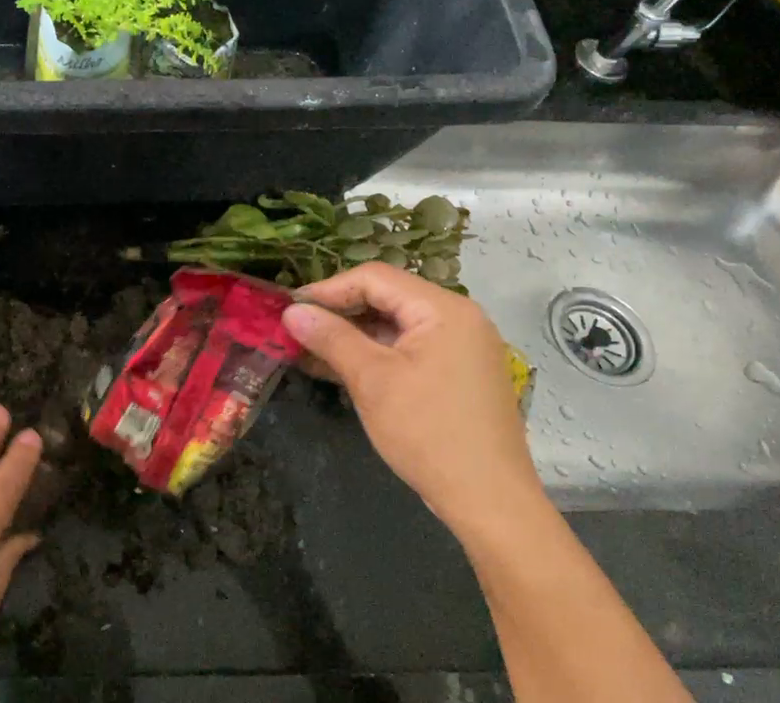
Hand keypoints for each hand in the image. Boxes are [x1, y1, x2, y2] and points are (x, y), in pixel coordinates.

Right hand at [280, 263, 542, 537]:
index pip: (375, 278)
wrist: (489, 501)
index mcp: (444, 309)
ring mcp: (462, 347)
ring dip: (353, 335)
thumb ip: (331, 338)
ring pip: (396, 325)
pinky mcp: (459, 373)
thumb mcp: (372, 381)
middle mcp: (459, 318)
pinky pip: (410, 348)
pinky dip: (376, 354)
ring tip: (310, 350)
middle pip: (387, 297)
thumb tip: (292, 311)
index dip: (327, 290)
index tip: (290, 309)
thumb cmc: (428, 433)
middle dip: (339, 312)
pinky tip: (342, 368)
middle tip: (297, 330)